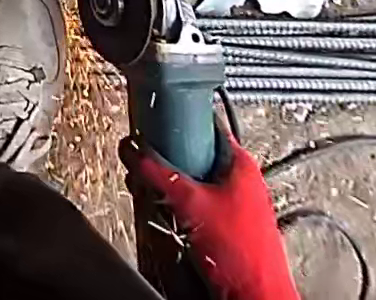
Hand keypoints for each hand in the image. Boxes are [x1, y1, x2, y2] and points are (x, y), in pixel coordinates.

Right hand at [122, 124, 297, 299]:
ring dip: (172, 187)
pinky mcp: (229, 226)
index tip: (157, 121)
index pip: (205, 125)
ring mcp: (236, 204)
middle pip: (196, 154)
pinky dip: (181, 206)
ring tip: (155, 194)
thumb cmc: (242, 255)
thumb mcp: (190, 204)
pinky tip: (169, 216)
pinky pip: (198, 204)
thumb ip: (158, 175)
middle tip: (149, 165)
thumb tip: (134, 152)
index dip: (179, 121)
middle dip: (168, 162)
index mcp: (240, 163)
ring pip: (195, 182)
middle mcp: (241, 179)